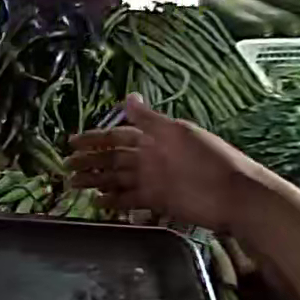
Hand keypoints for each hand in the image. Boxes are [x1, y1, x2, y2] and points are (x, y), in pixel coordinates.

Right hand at [68, 93, 279, 232]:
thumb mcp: (176, 132)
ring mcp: (152, 181)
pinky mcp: (156, 201)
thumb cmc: (207, 158)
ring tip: (73, 184)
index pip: (116, 136)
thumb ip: (149, 118)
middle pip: (112, 159)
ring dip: (94, 181)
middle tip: (66, 166)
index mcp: (154, 139)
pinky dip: (112, 201)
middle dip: (89, 161)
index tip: (72, 142)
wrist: (233, 195)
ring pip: (115, 179)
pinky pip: (128, 200)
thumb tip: (127, 97)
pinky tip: (96, 202)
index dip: (94, 138)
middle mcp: (149, 158)